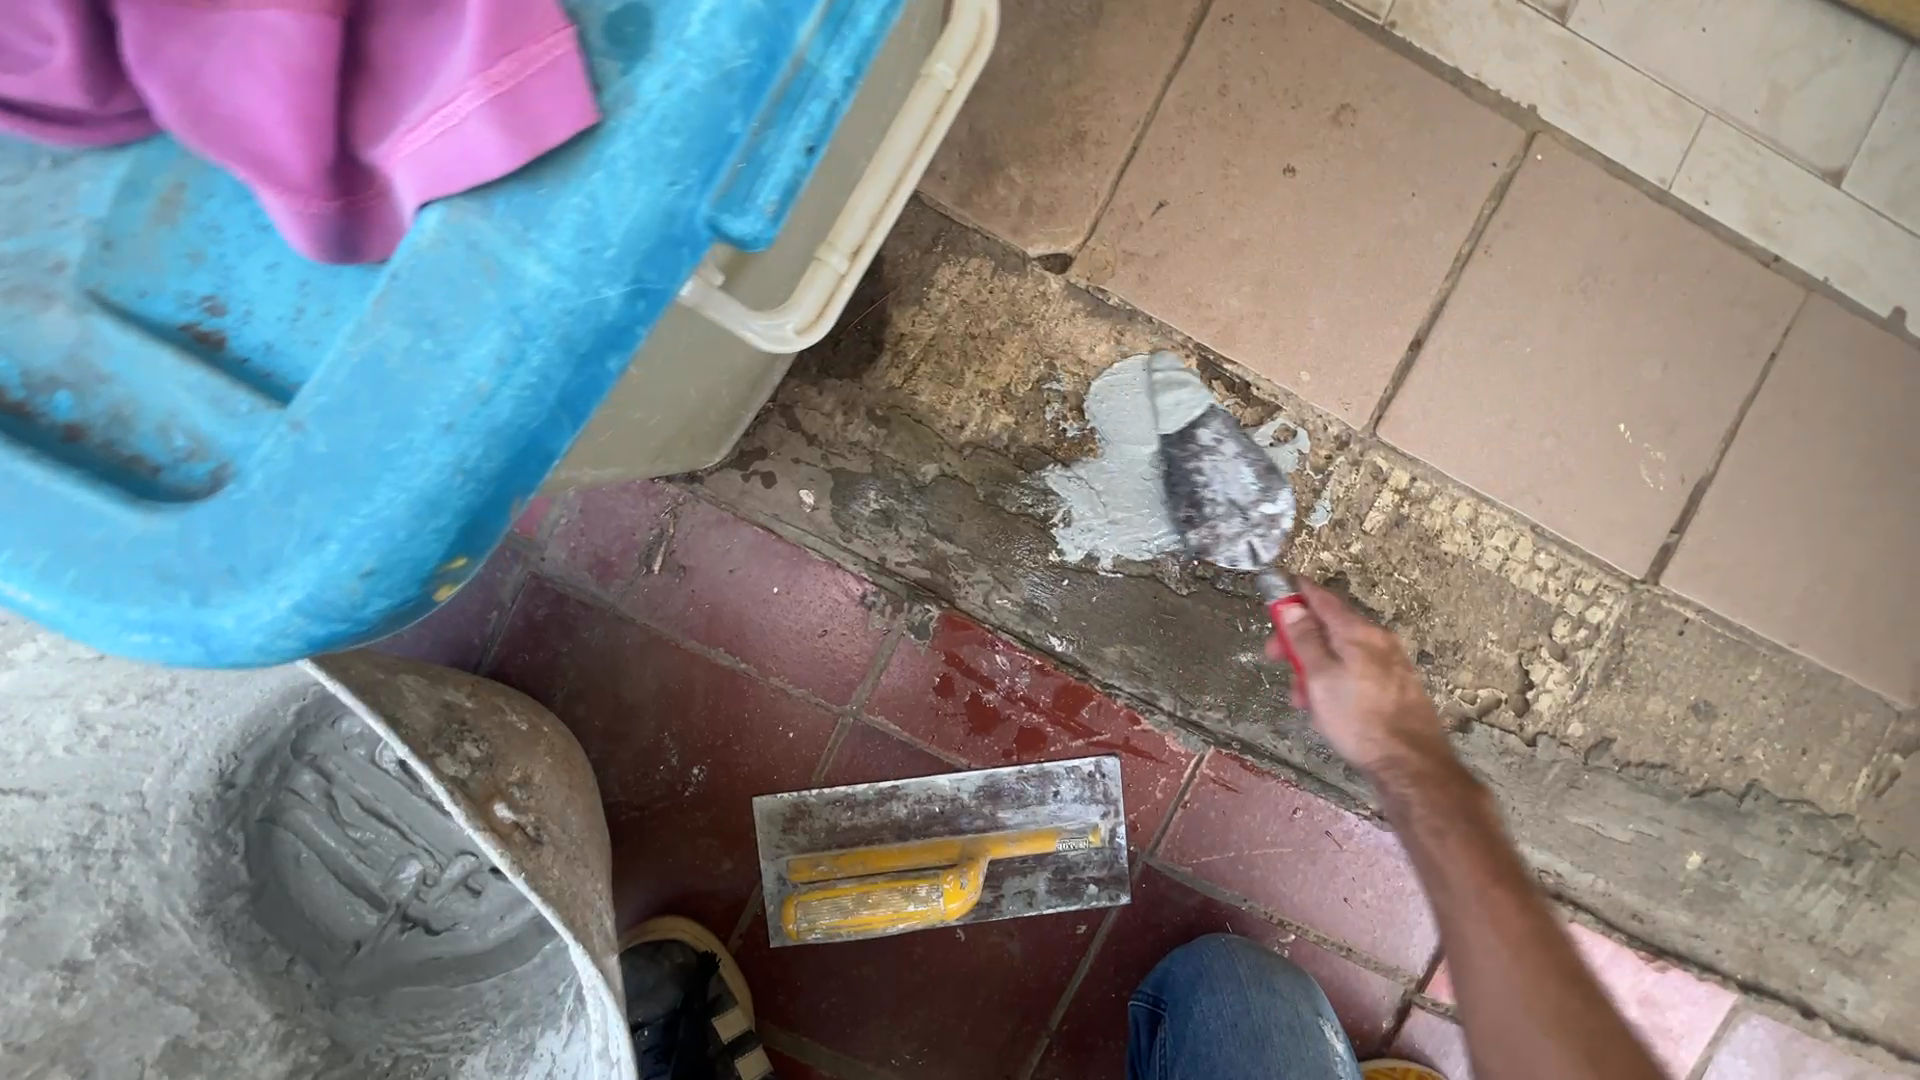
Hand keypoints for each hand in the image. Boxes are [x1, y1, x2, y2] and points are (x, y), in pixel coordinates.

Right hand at [1266, 578, 1453, 775]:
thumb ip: (1304, 639)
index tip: (1276, 591)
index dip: (1296, 592)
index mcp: (1357, 632)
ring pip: (1341, 653)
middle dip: (1299, 640)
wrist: (1410, 763)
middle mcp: (1378, 640)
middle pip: (1330, 627)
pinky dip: (1335, 679)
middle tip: (1276, 659)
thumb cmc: (1357, 718)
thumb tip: (1292, 606)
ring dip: (1315, 666)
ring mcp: (1391, 663)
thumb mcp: (1319, 676)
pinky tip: (1327, 706)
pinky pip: (1356, 671)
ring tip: (1303, 698)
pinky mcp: (1397, 686)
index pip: (1322, 598)